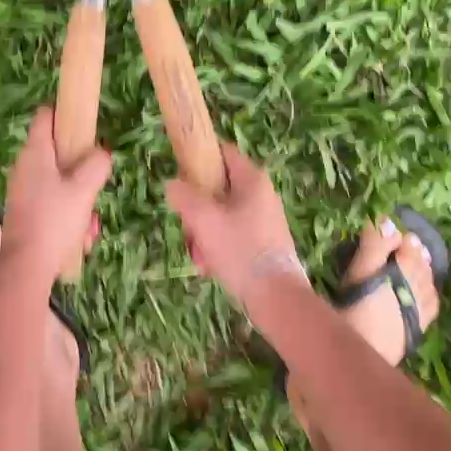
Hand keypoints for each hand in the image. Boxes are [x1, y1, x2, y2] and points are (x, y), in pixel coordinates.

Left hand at [0, 106, 111, 281]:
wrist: (26, 265)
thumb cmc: (54, 220)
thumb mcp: (84, 190)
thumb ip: (96, 165)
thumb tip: (100, 154)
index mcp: (35, 151)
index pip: (45, 116)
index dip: (64, 114)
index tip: (85, 125)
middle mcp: (24, 165)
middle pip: (58, 154)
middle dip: (82, 172)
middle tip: (95, 188)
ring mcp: (22, 189)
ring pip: (59, 184)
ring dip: (79, 201)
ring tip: (90, 225)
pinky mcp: (25, 210)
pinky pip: (52, 204)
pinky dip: (68, 216)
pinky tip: (80, 239)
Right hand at [165, 143, 303, 312]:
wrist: (277, 299)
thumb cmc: (240, 249)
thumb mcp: (202, 217)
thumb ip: (182, 194)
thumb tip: (174, 186)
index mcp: (252, 180)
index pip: (221, 150)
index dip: (197, 156)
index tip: (179, 174)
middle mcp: (260, 195)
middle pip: (215, 187)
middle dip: (194, 209)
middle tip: (188, 227)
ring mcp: (262, 221)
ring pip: (218, 215)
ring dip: (202, 233)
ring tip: (199, 256)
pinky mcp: (262, 244)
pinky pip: (229, 236)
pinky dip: (215, 248)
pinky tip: (209, 267)